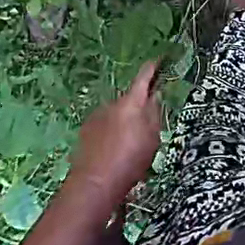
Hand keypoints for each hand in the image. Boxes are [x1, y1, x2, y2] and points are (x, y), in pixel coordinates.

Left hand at [64, 60, 163, 208]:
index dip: (152, 68)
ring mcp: (95, 119)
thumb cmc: (130, 159)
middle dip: (140, 106)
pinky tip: (117, 152)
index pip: (143, 78)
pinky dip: (113, 134)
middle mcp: (111, 105)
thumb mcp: (152, 137)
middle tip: (151, 122)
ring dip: (125, 123)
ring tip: (134, 144)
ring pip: (116, 115)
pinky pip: (105, 128)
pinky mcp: (85, 134)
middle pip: (130, 100)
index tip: (159, 59)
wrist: (94, 184)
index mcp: (131, 102)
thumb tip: (155, 95)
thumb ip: (154, 113)